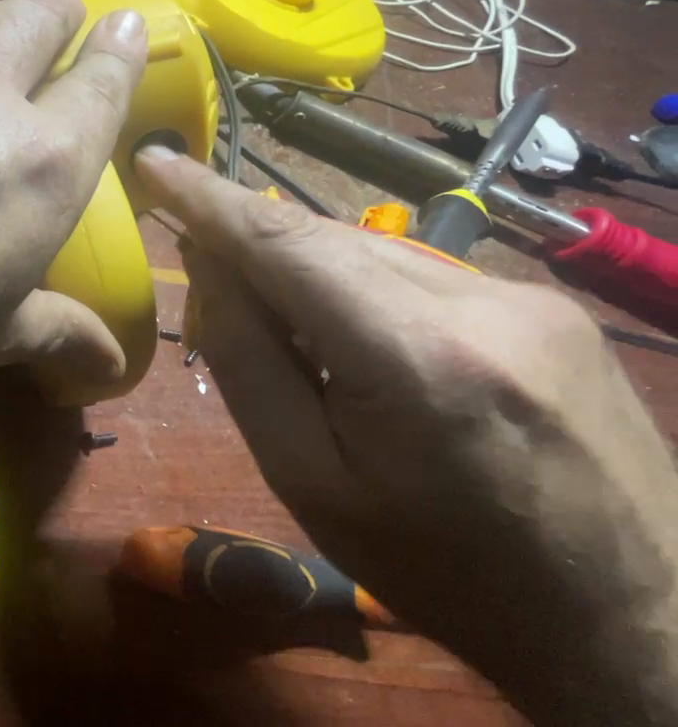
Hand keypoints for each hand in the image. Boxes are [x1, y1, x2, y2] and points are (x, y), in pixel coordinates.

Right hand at [135, 147, 677, 723]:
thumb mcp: (306, 478)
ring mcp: (532, 301)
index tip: (151, 159)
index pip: (284, 243)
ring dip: (306, 271)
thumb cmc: (439, 567)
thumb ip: (246, 359)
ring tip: (293, 341)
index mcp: (416, 359)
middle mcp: (485, 304)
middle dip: (252, 247)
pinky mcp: (554, 310)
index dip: (207, 197)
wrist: (635, 623)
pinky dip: (361, 288)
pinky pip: (418, 272)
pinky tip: (364, 347)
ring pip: (370, 251)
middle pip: (324, 240)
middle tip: (206, 291)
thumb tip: (207, 262)